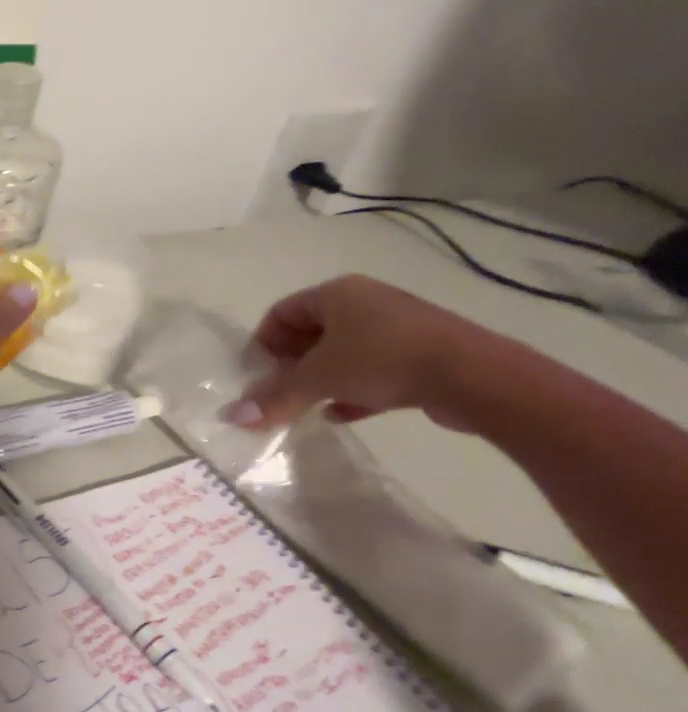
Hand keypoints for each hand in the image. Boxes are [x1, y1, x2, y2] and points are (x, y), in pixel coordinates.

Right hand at [226, 274, 483, 430]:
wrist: (478, 378)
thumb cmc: (383, 360)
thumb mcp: (318, 379)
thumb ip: (275, 397)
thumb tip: (232, 417)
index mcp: (336, 293)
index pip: (282, 312)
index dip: (263, 343)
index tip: (257, 375)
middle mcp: (366, 302)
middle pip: (312, 333)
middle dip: (292, 365)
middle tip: (280, 393)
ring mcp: (399, 328)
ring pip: (345, 353)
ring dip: (322, 380)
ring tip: (308, 407)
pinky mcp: (425, 355)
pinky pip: (375, 370)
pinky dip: (354, 390)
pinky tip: (342, 414)